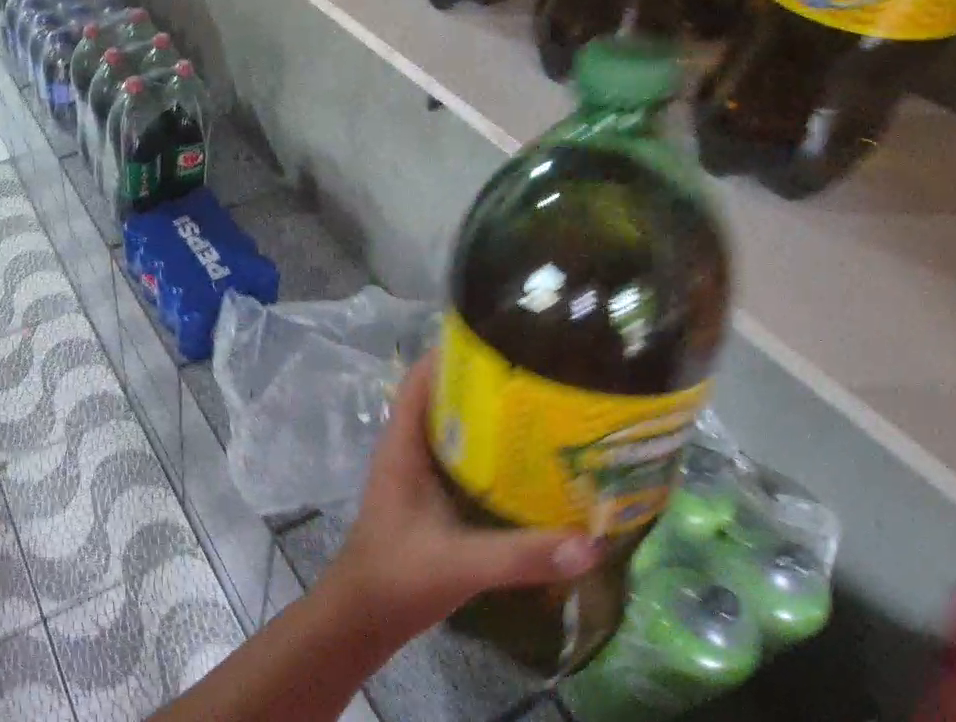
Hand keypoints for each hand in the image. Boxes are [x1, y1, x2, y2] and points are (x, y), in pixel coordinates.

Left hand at [324, 353, 598, 642]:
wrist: (364, 616)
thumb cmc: (395, 577)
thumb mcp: (458, 563)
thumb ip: (519, 555)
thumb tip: (590, 543)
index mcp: (402, 447)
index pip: (420, 382)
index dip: (450, 355)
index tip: (498, 338)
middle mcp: (409, 452)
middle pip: (444, 401)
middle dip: (485, 386)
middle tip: (541, 376)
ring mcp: (420, 477)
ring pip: (455, 434)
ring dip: (491, 422)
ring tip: (547, 412)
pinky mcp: (433, 502)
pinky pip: (464, 465)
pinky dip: (493, 458)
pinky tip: (533, 469)